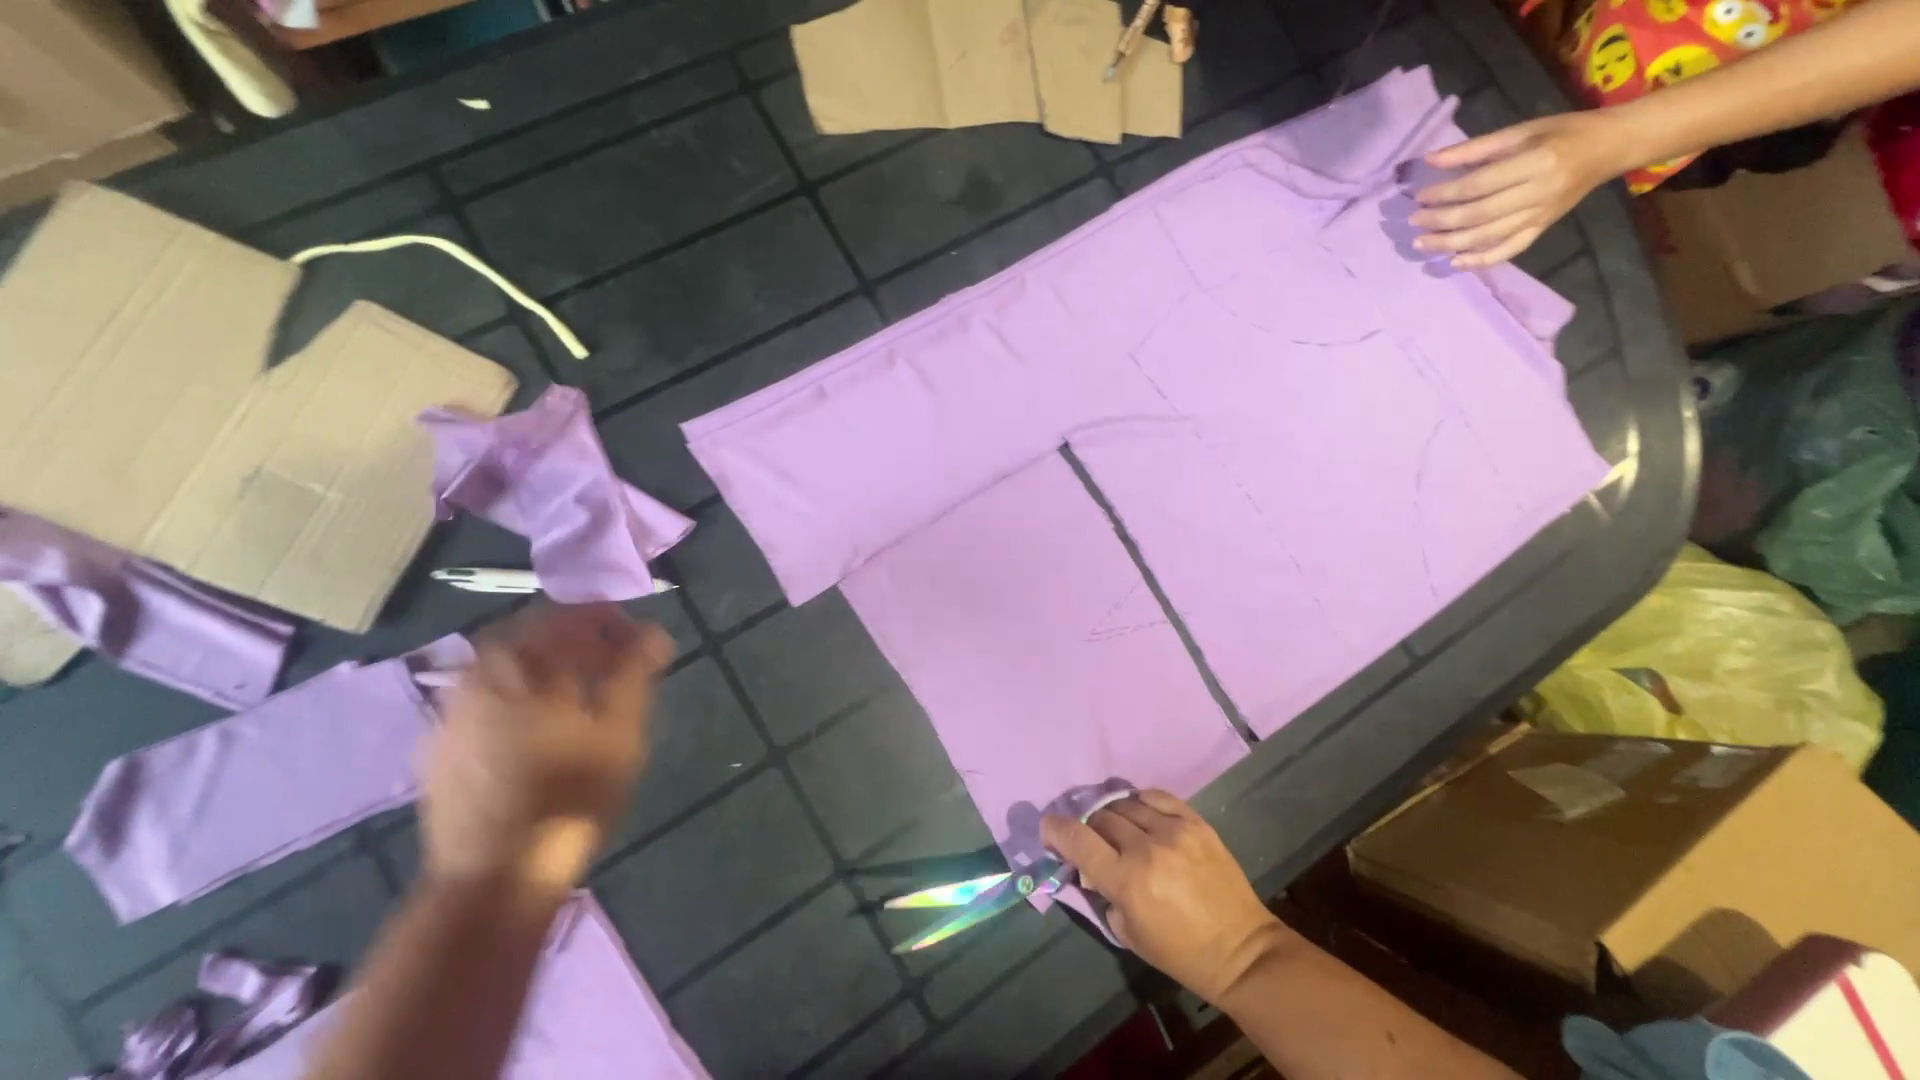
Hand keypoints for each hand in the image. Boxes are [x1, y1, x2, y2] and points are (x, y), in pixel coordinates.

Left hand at [421, 604, 673, 897]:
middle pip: (531, 634)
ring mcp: (453, 709)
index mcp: (524, 664)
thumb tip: (653, 633)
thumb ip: (634, 676)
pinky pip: (483, 696)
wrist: (492, 876)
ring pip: (504, 666)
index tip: (639, 639)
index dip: (610, 620)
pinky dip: (515, 694)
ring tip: (578, 694)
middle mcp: (480, 674)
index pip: (571, 617)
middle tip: (609, 662)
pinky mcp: (440, 743)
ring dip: (543, 665)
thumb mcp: (618, 736)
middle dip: (574, 638)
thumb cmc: (568, 800)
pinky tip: (537, 726)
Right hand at [1041, 790, 1292, 1004]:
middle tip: (1089, 840)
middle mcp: (1146, 848)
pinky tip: (1139, 814)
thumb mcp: (1125, 930)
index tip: (1049, 830)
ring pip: (1125, 804)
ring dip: (1113, 815)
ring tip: (1116, 829)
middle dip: (1087, 828)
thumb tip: (1089, 866)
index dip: (1055, 829)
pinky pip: (1156, 797)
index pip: (1076, 839)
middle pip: (1100, 817)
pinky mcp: (1196, 823)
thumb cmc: (1177, 951)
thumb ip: (1101, 892)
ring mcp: (1174, 831)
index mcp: (1126, 880)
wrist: (1239, 949)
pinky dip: (1140, 802)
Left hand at [1411, 109, 1632, 268]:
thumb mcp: (1521, 131)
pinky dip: (1481, 260)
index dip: (1445, 193)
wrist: (1610, 147)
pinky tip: (1455, 262)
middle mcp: (1537, 194)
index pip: (1479, 186)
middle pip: (1479, 215)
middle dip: (1441, 221)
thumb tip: (1431, 160)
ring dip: (1450, 243)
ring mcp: (1540, 216)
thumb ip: (1475, 149)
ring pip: (1488, 237)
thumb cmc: (1563, 132)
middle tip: (1413, 222)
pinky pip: (1509, 251)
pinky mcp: (1542, 229)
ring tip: (1422, 243)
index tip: (1420, 196)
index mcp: (1535, 163)